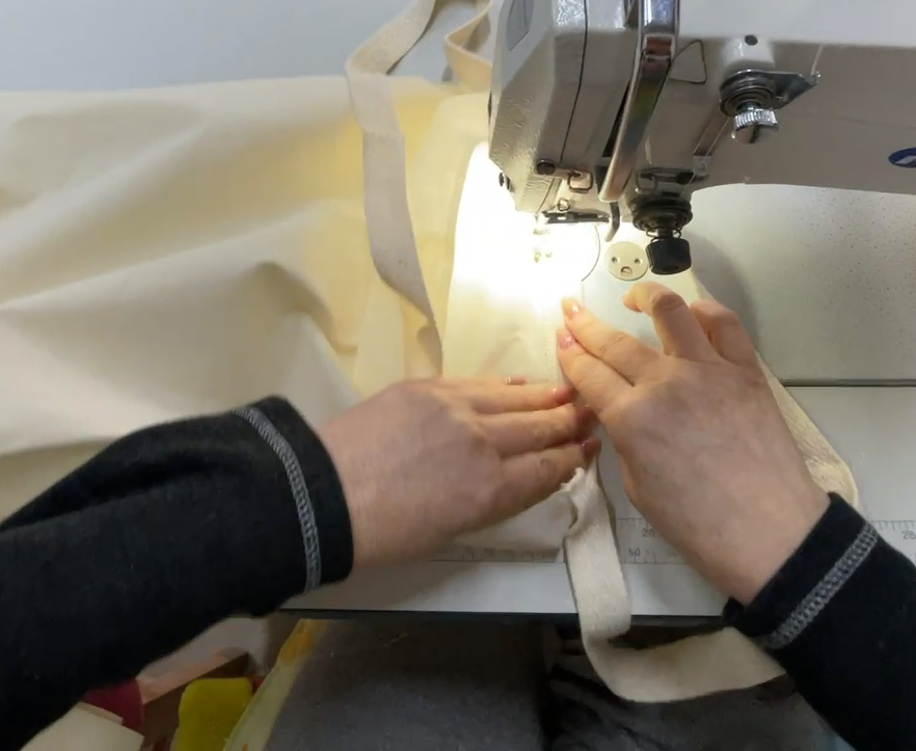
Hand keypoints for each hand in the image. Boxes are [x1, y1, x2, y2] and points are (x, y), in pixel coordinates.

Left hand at [318, 378, 598, 568]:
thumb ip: (492, 498)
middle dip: (569, 420)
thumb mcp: (451, 529)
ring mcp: (456, 409)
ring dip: (545, 396)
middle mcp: (483, 444)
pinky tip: (520, 383)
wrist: (325, 495)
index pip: (549, 468)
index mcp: (490, 491)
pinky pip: (479, 383)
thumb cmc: (385, 531)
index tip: (590, 447)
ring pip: (514, 399)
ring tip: (567, 391)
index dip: (574, 457)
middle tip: (591, 412)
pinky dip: (506, 385)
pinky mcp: (430, 387)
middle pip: (540, 427)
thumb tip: (519, 476)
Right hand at [557, 284, 828, 600]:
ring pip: (670, 312)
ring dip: (645, 296)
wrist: (773, 536)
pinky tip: (692, 313)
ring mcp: (708, 371)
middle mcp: (664, 384)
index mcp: (631, 418)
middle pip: (614, 342)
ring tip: (634, 298)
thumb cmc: (698, 525)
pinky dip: (705, 311)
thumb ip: (623, 439)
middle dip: (585, 324)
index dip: (569, 353)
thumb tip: (620, 411)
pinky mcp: (745, 371)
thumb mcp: (637, 486)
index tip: (561, 338)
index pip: (587, 373)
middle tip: (573, 311)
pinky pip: (724, 325)